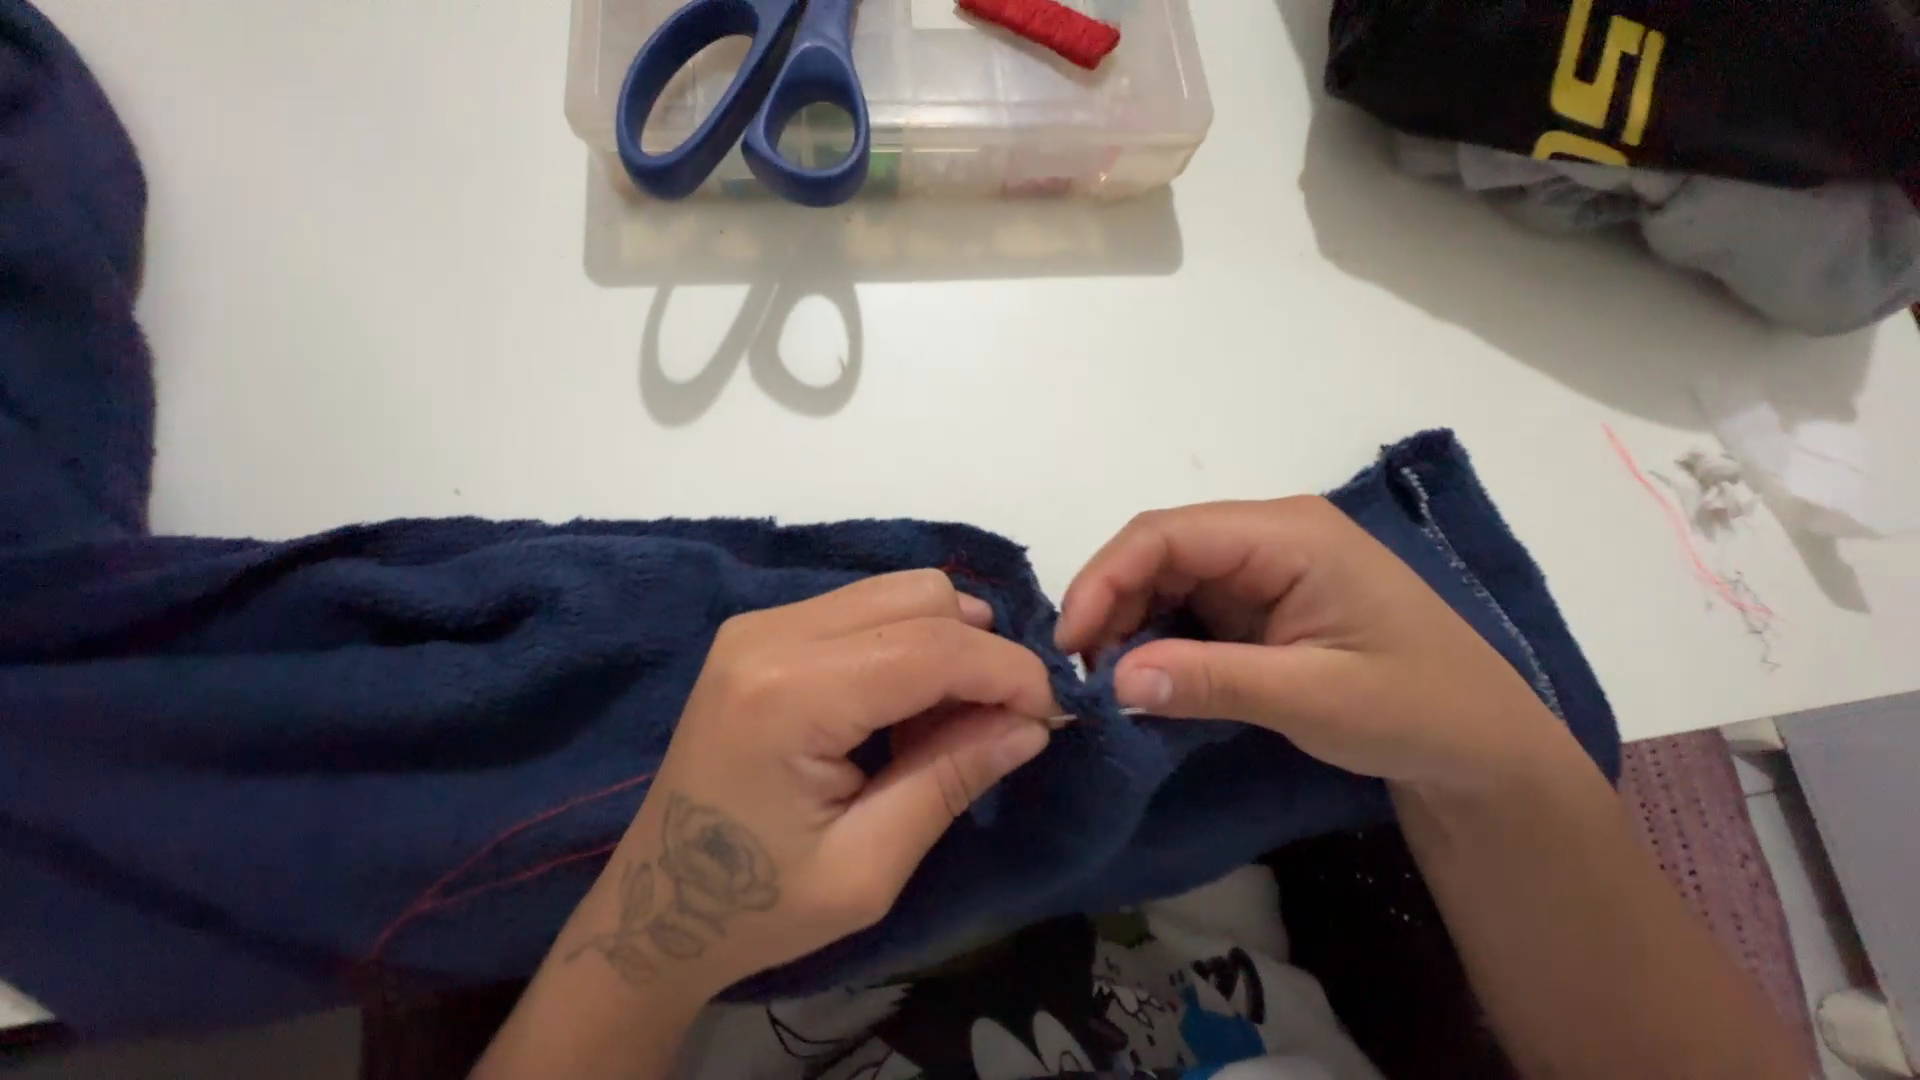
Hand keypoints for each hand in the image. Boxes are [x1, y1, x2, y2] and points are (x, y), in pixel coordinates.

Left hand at [565, 570, 1059, 1002]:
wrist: (655, 908)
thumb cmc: (758, 907)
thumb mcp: (868, 866)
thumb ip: (951, 777)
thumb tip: (1033, 722)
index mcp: (789, 694)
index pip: (933, 647)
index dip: (1010, 672)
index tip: (1054, 715)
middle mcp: (770, 633)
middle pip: (922, 596)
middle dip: (982, 651)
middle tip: (1002, 724)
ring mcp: (761, 625)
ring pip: (898, 593)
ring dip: (948, 644)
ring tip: (952, 720)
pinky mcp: (763, 632)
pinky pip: (866, 609)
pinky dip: (910, 644)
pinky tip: (907, 706)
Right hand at [1055, 498, 1573, 795]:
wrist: (1484, 750)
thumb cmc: (1418, 711)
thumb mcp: (1315, 699)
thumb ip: (1212, 681)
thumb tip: (1112, 680)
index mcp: (1289, 534)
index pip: (1168, 534)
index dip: (1105, 579)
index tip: (1071, 644)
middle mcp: (1270, 536)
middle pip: (1159, 550)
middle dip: (1110, 605)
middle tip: (1083, 674)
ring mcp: (1264, 568)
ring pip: (1166, 577)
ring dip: (1127, 624)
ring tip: (1106, 681)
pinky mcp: (1260, 603)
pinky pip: (1187, 606)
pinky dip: (1154, 638)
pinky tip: (1143, 675)